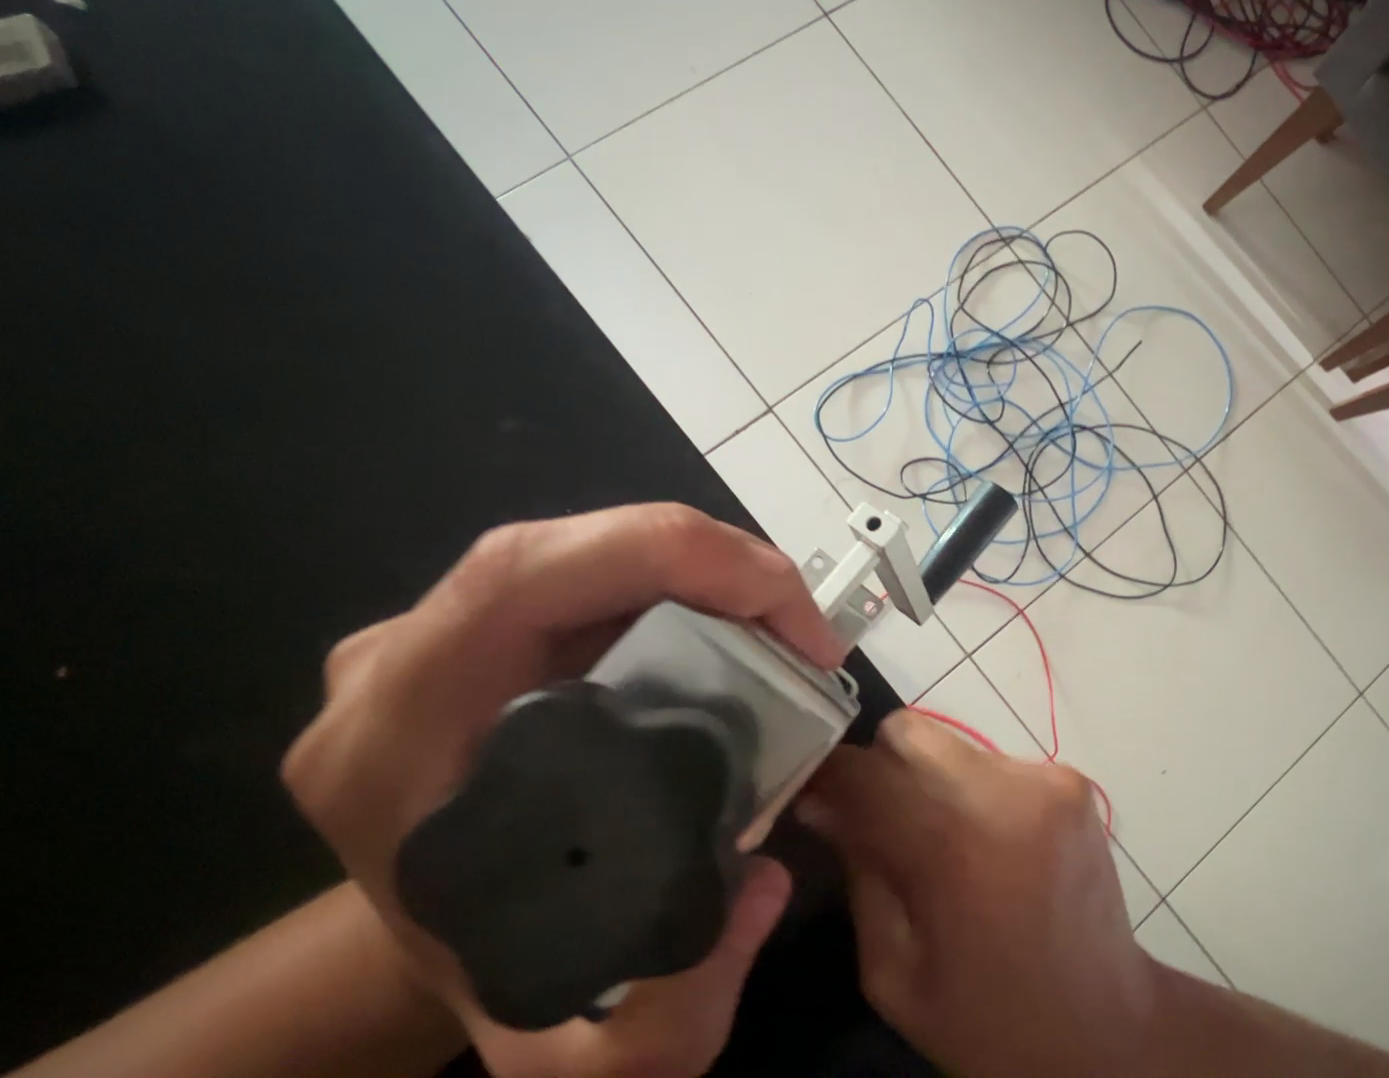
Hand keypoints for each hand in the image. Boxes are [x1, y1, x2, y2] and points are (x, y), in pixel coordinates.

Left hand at [282, 504, 846, 1076]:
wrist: (419, 954)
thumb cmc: (490, 984)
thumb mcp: (582, 1058)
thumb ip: (680, 1011)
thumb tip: (768, 881)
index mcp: (392, 741)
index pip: (523, 581)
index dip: (677, 560)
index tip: (795, 631)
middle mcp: (392, 668)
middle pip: (566, 550)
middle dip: (714, 565)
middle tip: (808, 633)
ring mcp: (430, 637)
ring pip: (584, 553)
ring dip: (703, 573)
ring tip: (784, 634)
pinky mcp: (476, 628)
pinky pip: (588, 576)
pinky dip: (679, 586)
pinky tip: (734, 630)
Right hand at [798, 710, 1159, 1077]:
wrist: (1104, 1027)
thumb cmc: (987, 1019)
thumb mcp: (893, 971)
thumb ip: (859, 871)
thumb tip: (820, 801)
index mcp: (954, 848)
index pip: (863, 770)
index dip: (825, 774)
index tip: (810, 795)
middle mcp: (1005, 793)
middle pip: (908, 732)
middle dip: (880, 768)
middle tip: (877, 821)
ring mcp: (1047, 779)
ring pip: (950, 742)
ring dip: (927, 778)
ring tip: (939, 839)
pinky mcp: (1072, 781)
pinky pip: (992, 761)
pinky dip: (973, 789)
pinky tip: (987, 843)